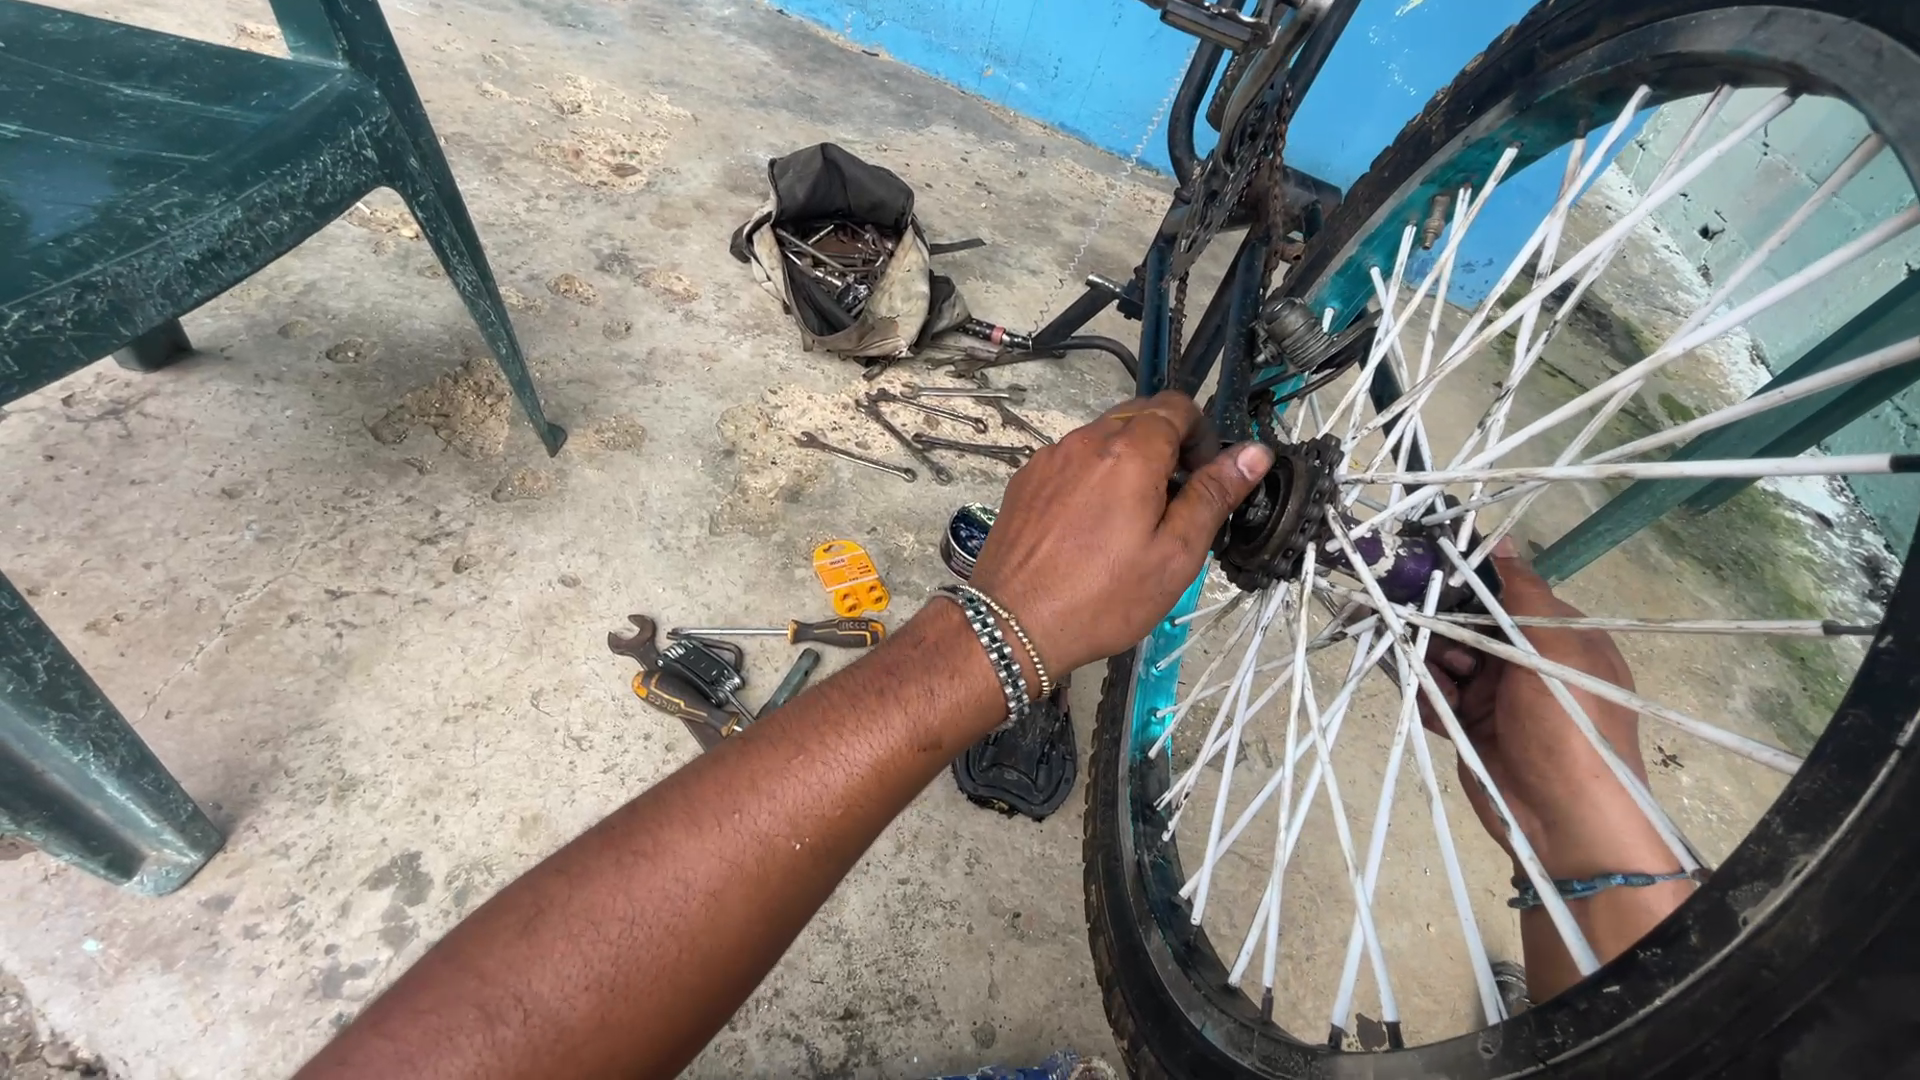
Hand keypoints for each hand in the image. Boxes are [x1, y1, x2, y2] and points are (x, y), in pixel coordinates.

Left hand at [969, 392, 1273, 677]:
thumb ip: (1214, 495)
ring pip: (1100, 439)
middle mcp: (1084, 441)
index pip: (1176, 406)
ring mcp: (1048, 459)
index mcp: (1128, 452)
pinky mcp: (1024, 480)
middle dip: (1165, 446)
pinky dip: (1090, 477)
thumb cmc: (1102, 597)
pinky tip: (1087, 526)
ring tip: (1128, 520)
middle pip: (1137, 417)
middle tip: (1171, 502)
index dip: (1200, 434)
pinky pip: (1069, 461)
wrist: (1011, 624)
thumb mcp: (1174, 554)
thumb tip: (1253, 452)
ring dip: (1126, 462)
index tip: (1202, 477)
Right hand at [1419, 542, 1676, 879]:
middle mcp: (1522, 660)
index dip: (1460, 585)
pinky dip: (1427, 699)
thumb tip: (1499, 537)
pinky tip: (1436, 711)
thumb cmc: (1570, 728)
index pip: (1498, 593)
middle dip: (1438, 631)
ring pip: (1439, 658)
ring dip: (1431, 669)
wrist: (1565, 820)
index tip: (1422, 575)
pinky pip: (1431, 694)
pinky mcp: (1465, 721)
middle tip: (1433, 644)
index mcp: (1555, 637)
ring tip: (1443, 691)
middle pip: (1459, 624)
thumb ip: (1521, 595)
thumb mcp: (1554, 651)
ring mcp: (1492, 694)